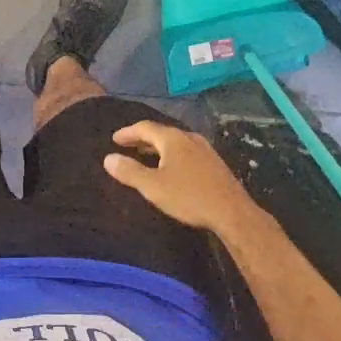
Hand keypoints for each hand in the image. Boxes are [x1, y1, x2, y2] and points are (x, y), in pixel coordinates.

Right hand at [103, 120, 258, 234]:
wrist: (231, 212)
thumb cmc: (188, 197)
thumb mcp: (153, 186)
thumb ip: (129, 171)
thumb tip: (108, 158)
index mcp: (172, 139)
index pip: (145, 128)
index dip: (127, 133)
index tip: (114, 139)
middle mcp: (189, 138)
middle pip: (161, 132)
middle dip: (143, 139)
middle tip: (128, 146)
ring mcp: (204, 149)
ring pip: (176, 142)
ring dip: (158, 147)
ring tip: (147, 156)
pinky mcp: (214, 163)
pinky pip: (186, 151)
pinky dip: (172, 154)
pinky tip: (172, 168)